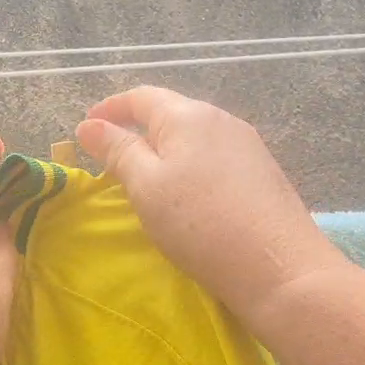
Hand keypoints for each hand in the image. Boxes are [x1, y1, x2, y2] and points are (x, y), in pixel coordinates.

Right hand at [75, 86, 349, 323]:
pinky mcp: (261, 172)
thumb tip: (89, 125)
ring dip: (163, 147)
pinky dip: (187, 163)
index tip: (85, 127)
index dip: (110, 108)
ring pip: (192, 135)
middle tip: (110, 156)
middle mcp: (220, 119)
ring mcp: (246, 145)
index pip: (141, 96)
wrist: (278, 267)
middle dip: (136, 128)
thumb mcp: (145, 186)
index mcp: (188, 115)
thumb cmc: (199, 223)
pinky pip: (212, 155)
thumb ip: (117, 150)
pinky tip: (184, 192)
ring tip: (143, 176)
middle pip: (170, 112)